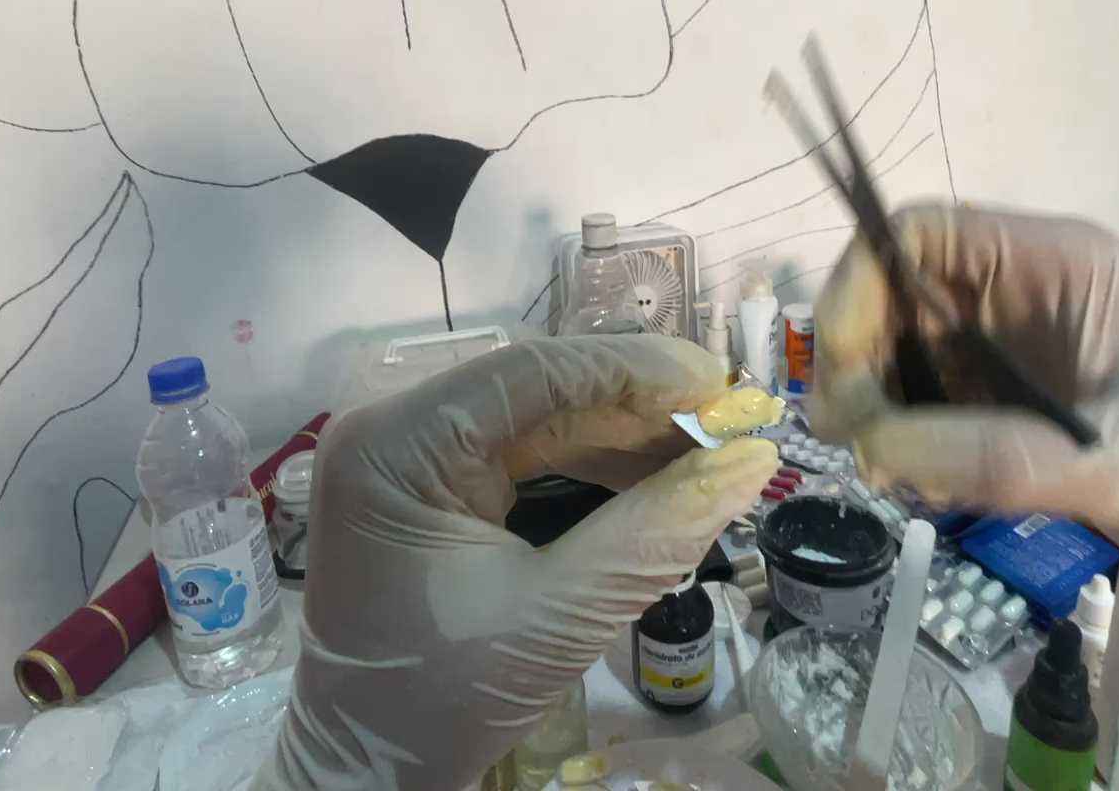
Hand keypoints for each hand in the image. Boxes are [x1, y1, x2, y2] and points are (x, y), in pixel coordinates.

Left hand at [256, 335, 775, 789]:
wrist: (364, 775)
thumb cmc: (439, 706)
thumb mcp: (555, 618)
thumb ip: (655, 532)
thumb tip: (753, 461)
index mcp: (394, 445)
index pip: (529, 373)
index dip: (633, 369)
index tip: (719, 383)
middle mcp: (396, 426)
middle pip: (538, 391)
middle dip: (637, 406)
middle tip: (729, 420)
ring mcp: (413, 452)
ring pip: (540, 417)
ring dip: (624, 434)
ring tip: (705, 452)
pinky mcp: (435, 479)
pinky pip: (526, 452)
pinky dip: (594, 463)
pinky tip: (653, 474)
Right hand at [814, 204, 1118, 789]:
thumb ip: (995, 456)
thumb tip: (870, 449)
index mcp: (1050, 264)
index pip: (918, 233)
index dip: (860, 280)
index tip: (841, 360)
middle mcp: (1014, 292)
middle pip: (890, 295)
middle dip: (856, 361)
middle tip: (847, 437)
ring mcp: (1004, 344)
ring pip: (894, 349)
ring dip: (872, 405)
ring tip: (883, 471)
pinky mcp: (1001, 395)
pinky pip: (920, 399)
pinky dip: (901, 437)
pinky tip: (917, 482)